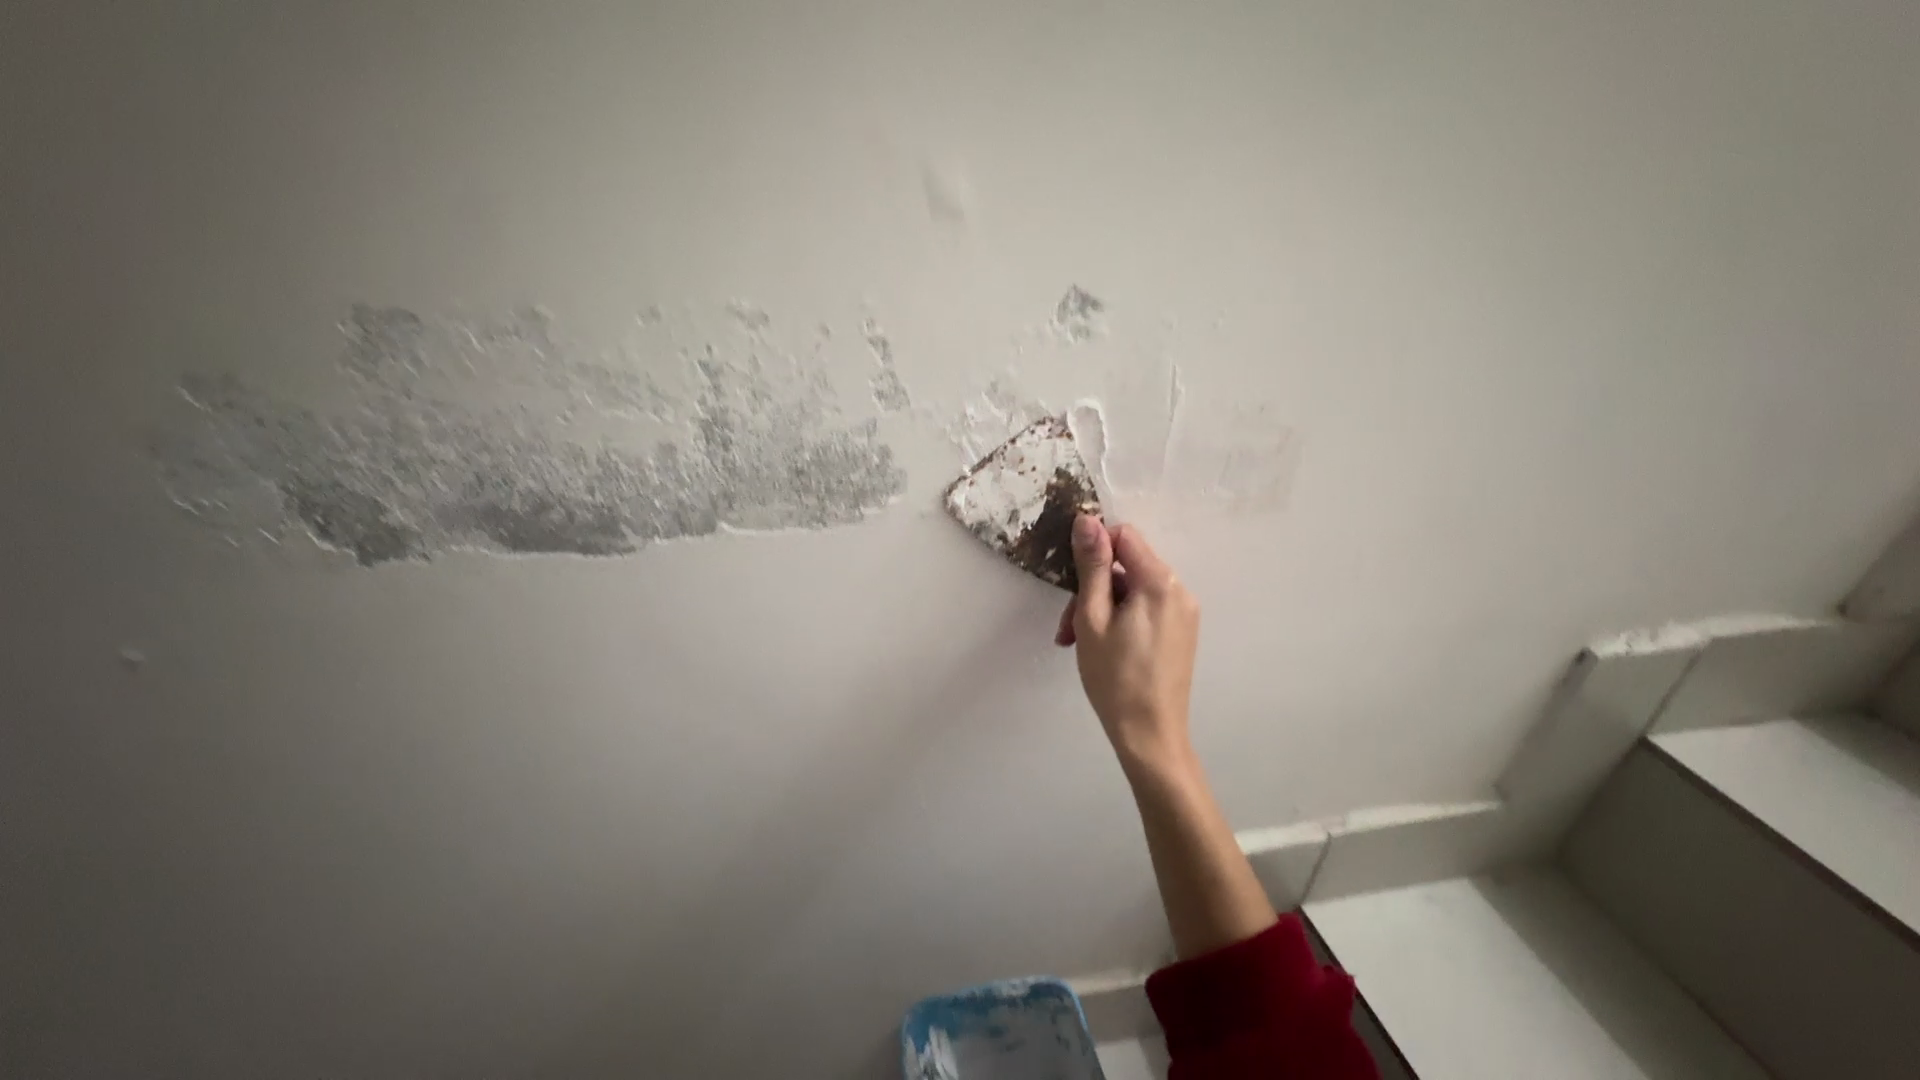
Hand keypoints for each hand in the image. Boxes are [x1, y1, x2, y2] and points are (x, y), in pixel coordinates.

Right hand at [1055, 515, 1199, 775]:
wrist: (1150, 735)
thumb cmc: (1115, 677)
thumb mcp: (1093, 617)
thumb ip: (1091, 566)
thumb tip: (1088, 519)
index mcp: (1160, 581)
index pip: (1124, 535)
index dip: (1094, 550)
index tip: (1071, 581)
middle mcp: (1179, 590)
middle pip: (1127, 565)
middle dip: (1092, 588)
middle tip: (1067, 627)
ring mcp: (1184, 613)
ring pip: (1133, 590)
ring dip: (1101, 608)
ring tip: (1077, 642)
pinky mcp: (1181, 632)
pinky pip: (1146, 609)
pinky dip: (1120, 620)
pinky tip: (1101, 648)